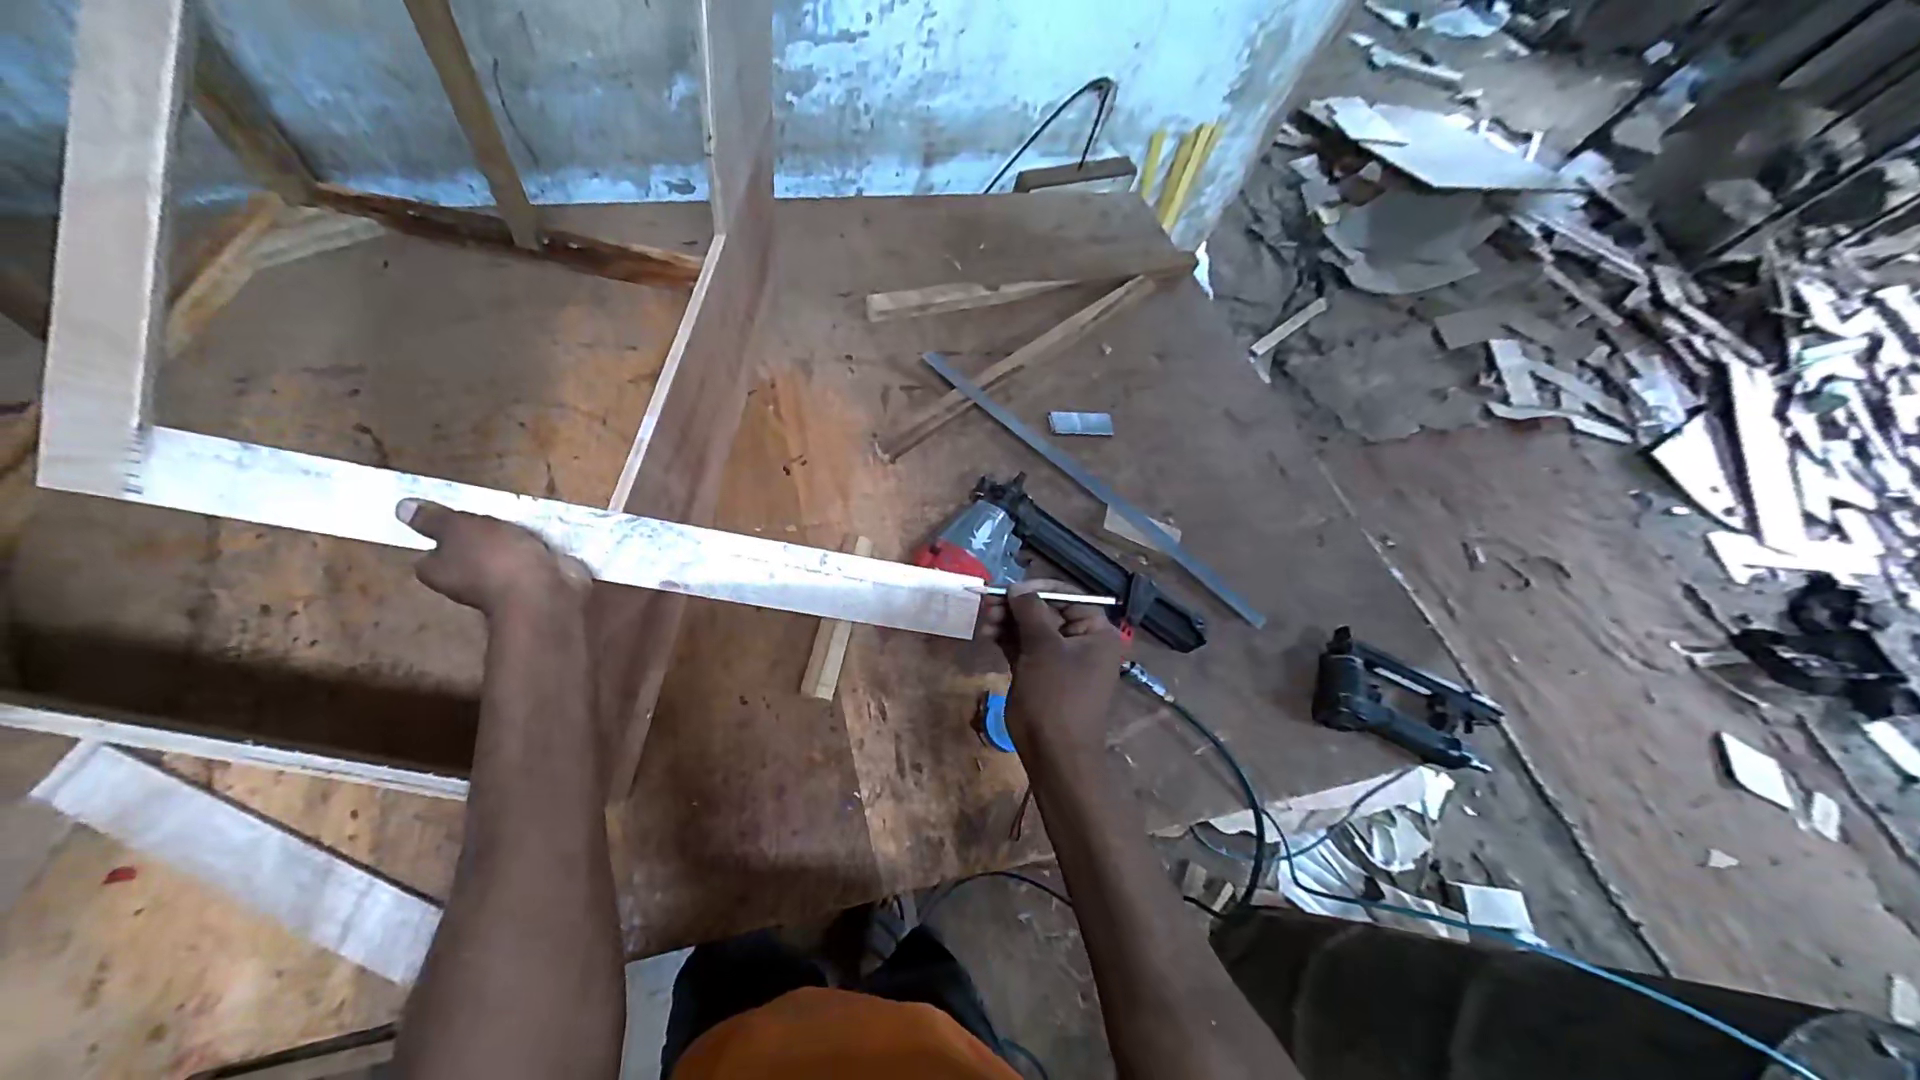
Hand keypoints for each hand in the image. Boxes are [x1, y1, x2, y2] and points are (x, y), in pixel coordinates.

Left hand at [397, 499, 590, 614]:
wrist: (541, 596)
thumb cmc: (493, 560)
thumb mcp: (458, 528)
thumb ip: (434, 519)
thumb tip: (400, 508)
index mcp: (436, 572)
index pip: (430, 554)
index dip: (443, 536)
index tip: (461, 521)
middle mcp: (462, 586)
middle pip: (467, 558)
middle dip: (481, 543)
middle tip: (497, 521)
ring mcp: (499, 592)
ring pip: (501, 564)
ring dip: (512, 550)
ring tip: (528, 530)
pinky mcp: (531, 594)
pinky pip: (529, 570)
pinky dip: (536, 559)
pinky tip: (546, 548)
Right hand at [980, 580, 1123, 751]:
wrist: (1055, 755)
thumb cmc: (1057, 697)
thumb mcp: (1044, 648)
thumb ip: (1030, 612)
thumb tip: (1017, 587)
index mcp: (1097, 632)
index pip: (1068, 596)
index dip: (1038, 589)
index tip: (1010, 588)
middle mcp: (1082, 642)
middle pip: (1047, 612)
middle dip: (1016, 607)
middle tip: (988, 603)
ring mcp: (1060, 660)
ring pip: (1031, 629)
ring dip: (1007, 622)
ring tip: (984, 620)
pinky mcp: (1040, 674)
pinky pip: (1023, 647)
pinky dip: (1006, 639)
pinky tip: (986, 633)